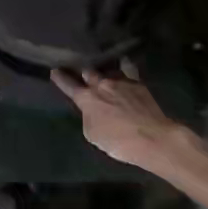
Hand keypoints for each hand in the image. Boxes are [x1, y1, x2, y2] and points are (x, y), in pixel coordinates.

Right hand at [51, 61, 187, 169]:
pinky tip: (124, 67)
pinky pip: (127, 70)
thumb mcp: (93, 134)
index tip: (54, 70)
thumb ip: (88, 117)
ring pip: (108, 69)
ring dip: (103, 70)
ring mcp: (121, 81)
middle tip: (81, 70)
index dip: (60, 78)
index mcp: (87, 98)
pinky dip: (123, 68)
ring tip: (103, 68)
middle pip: (88, 71)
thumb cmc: (118, 141)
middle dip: (83, 71)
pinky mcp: (138, 83)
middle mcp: (102, 84)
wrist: (152, 137)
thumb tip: (91, 109)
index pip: (69, 85)